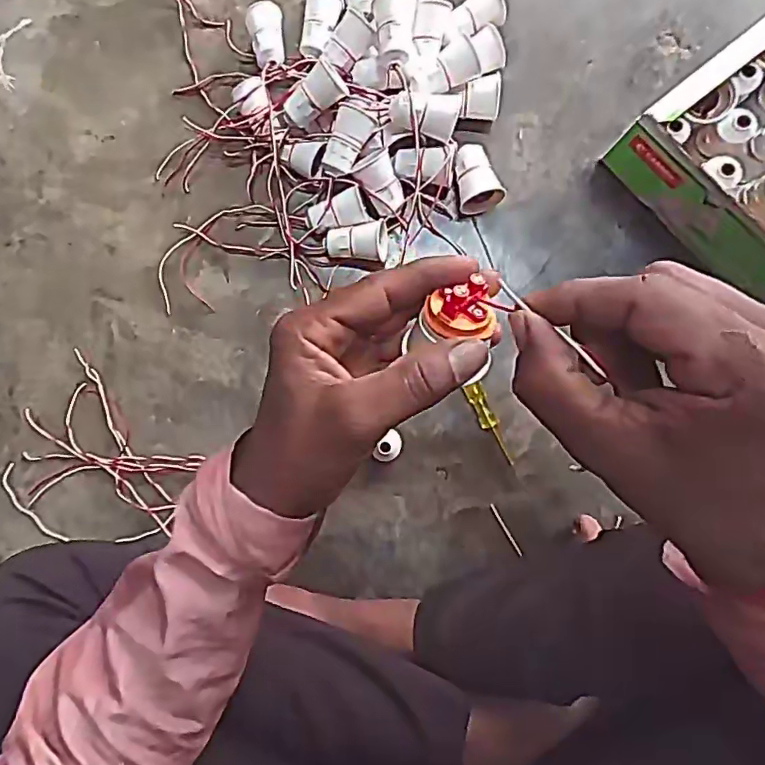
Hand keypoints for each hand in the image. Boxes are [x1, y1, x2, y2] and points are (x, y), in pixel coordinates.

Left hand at [233, 257, 497, 517]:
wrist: (277, 498)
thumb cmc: (300, 455)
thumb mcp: (356, 415)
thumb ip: (415, 381)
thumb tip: (473, 349)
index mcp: (312, 327)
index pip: (378, 290)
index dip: (428, 276)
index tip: (471, 267)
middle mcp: (327, 333)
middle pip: (391, 304)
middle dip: (439, 295)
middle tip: (487, 288)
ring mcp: (343, 355)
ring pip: (398, 328)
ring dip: (438, 321)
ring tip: (482, 313)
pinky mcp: (358, 379)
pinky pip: (400, 355)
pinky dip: (429, 350)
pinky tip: (458, 345)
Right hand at [509, 262, 764, 592]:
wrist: (760, 535)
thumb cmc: (683, 499)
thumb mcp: (600, 445)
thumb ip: (549, 380)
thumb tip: (526, 322)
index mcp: (754, 366)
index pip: (649, 295)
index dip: (579, 297)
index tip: (531, 311)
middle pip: (666, 284)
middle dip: (606, 315)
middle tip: (577, 357)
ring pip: (680, 289)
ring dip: (632, 323)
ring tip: (624, 375)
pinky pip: (701, 305)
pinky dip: (660, 329)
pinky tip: (654, 369)